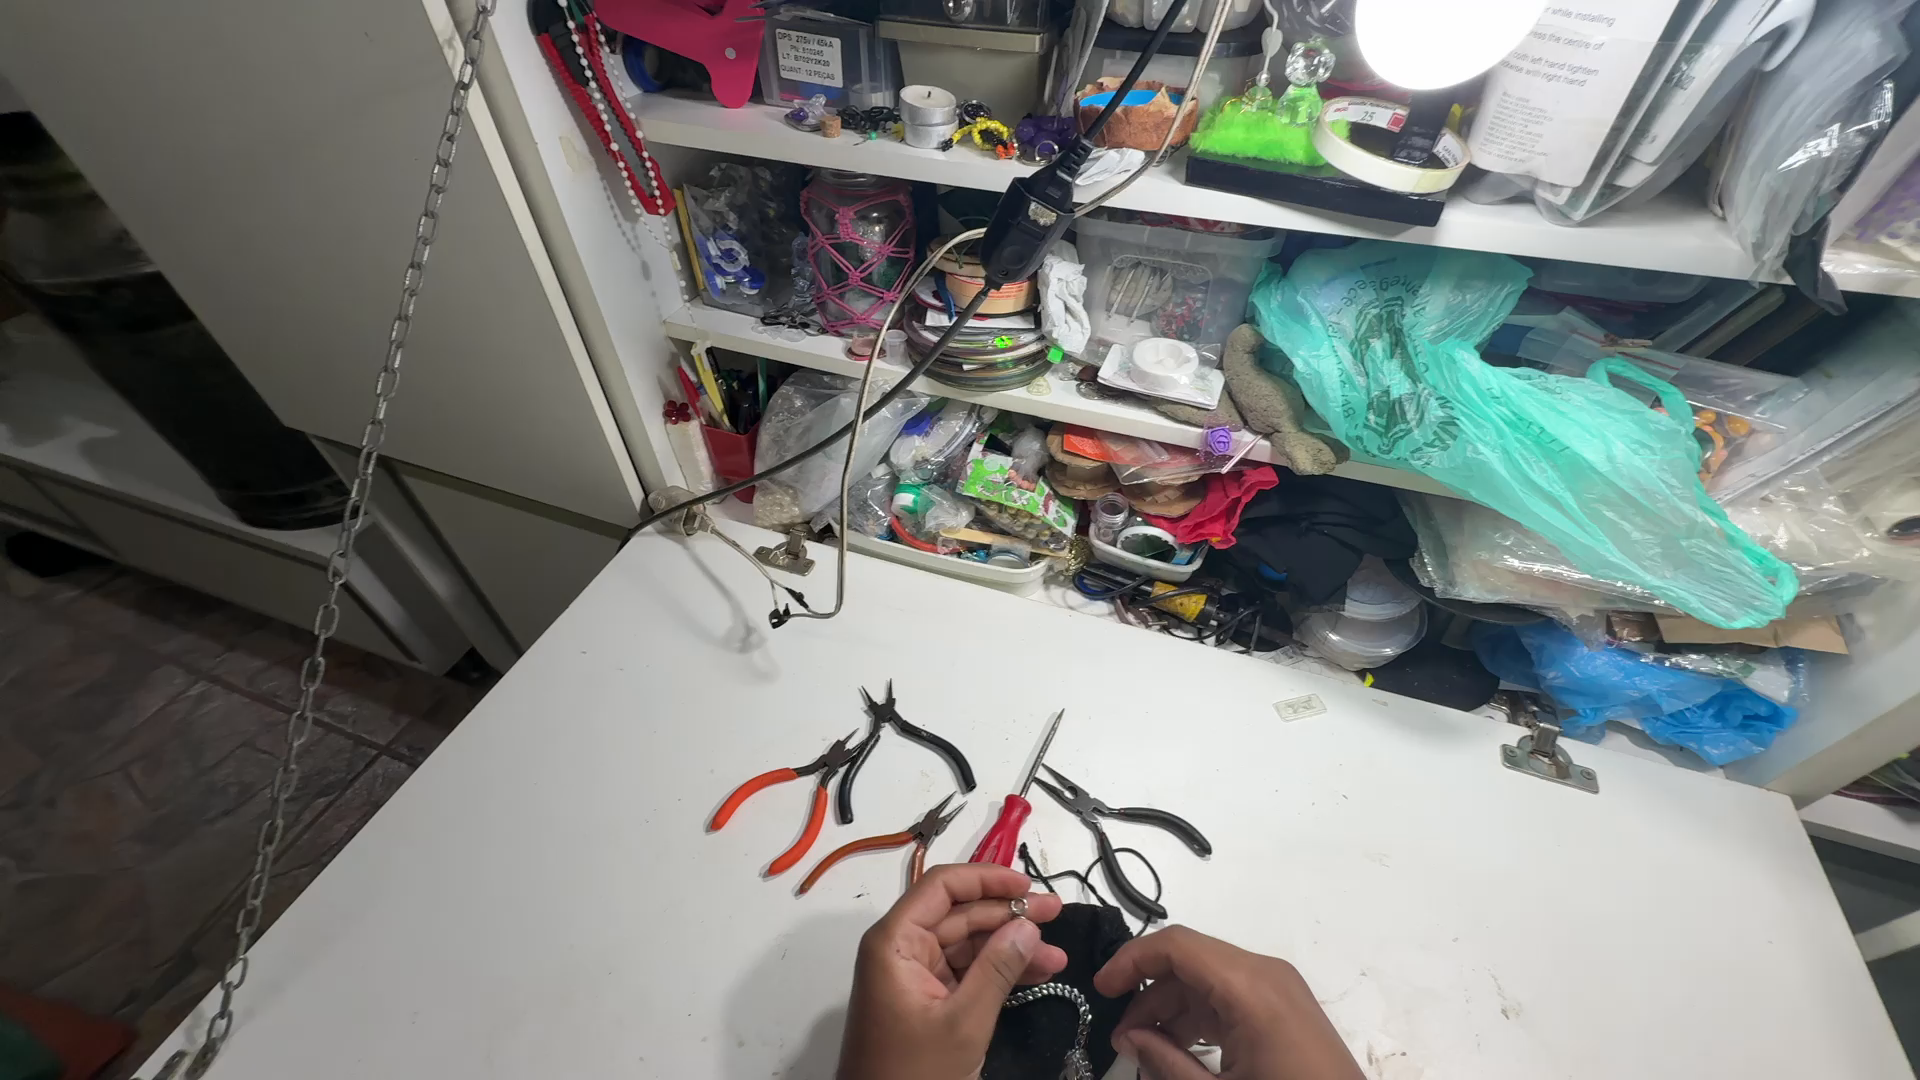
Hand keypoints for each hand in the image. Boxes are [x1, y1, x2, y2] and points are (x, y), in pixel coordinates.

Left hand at [837, 864, 1068, 1079]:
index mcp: (896, 939)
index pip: (942, 886)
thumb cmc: (915, 1074)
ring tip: (1057, 952)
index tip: (1027, 885)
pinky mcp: (927, 998)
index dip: (986, 879)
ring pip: (968, 942)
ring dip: (1011, 945)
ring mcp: (915, 973)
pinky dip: (999, 971)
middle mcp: (902, 946)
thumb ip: (997, 969)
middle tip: (1056, 912)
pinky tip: (1037, 972)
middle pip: (960, 912)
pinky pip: (967, 970)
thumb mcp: (963, 1023)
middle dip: (1008, 913)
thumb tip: (1029, 924)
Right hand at [1094, 926, 1363, 1079]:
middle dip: (1149, 992)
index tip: (1100, 988)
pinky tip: (1180, 1050)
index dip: (1131, 960)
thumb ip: (1166, 1062)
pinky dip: (1200, 1016)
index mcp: (1250, 985)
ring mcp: (1280, 988)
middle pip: (1189, 960)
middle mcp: (1265, 972)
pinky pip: (1230, 995)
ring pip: (1207, 977)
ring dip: (1172, 1007)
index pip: (1176, 945)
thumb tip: (1127, 1036)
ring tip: (1145, 1048)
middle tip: (1122, 1036)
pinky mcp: (1287, 1008)